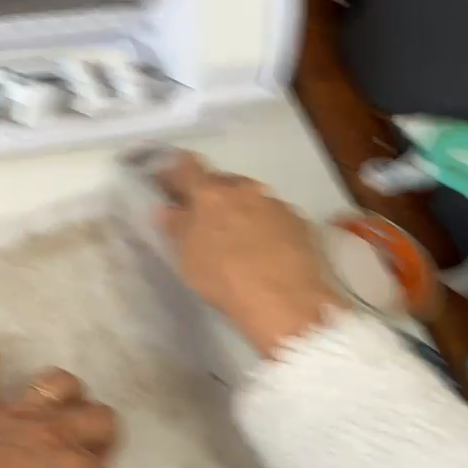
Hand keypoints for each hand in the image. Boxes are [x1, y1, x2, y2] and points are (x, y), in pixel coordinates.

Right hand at [152, 151, 346, 357]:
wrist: (285, 300)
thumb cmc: (223, 277)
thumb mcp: (186, 256)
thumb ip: (175, 226)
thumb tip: (167, 208)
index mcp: (210, 194)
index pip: (187, 167)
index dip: (175, 168)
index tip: (168, 177)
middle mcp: (244, 189)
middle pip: (222, 181)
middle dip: (211, 193)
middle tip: (203, 215)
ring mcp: (275, 203)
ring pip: (250, 197)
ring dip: (239, 208)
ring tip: (236, 234)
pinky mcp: (300, 221)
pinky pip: (273, 214)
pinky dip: (263, 224)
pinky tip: (263, 247)